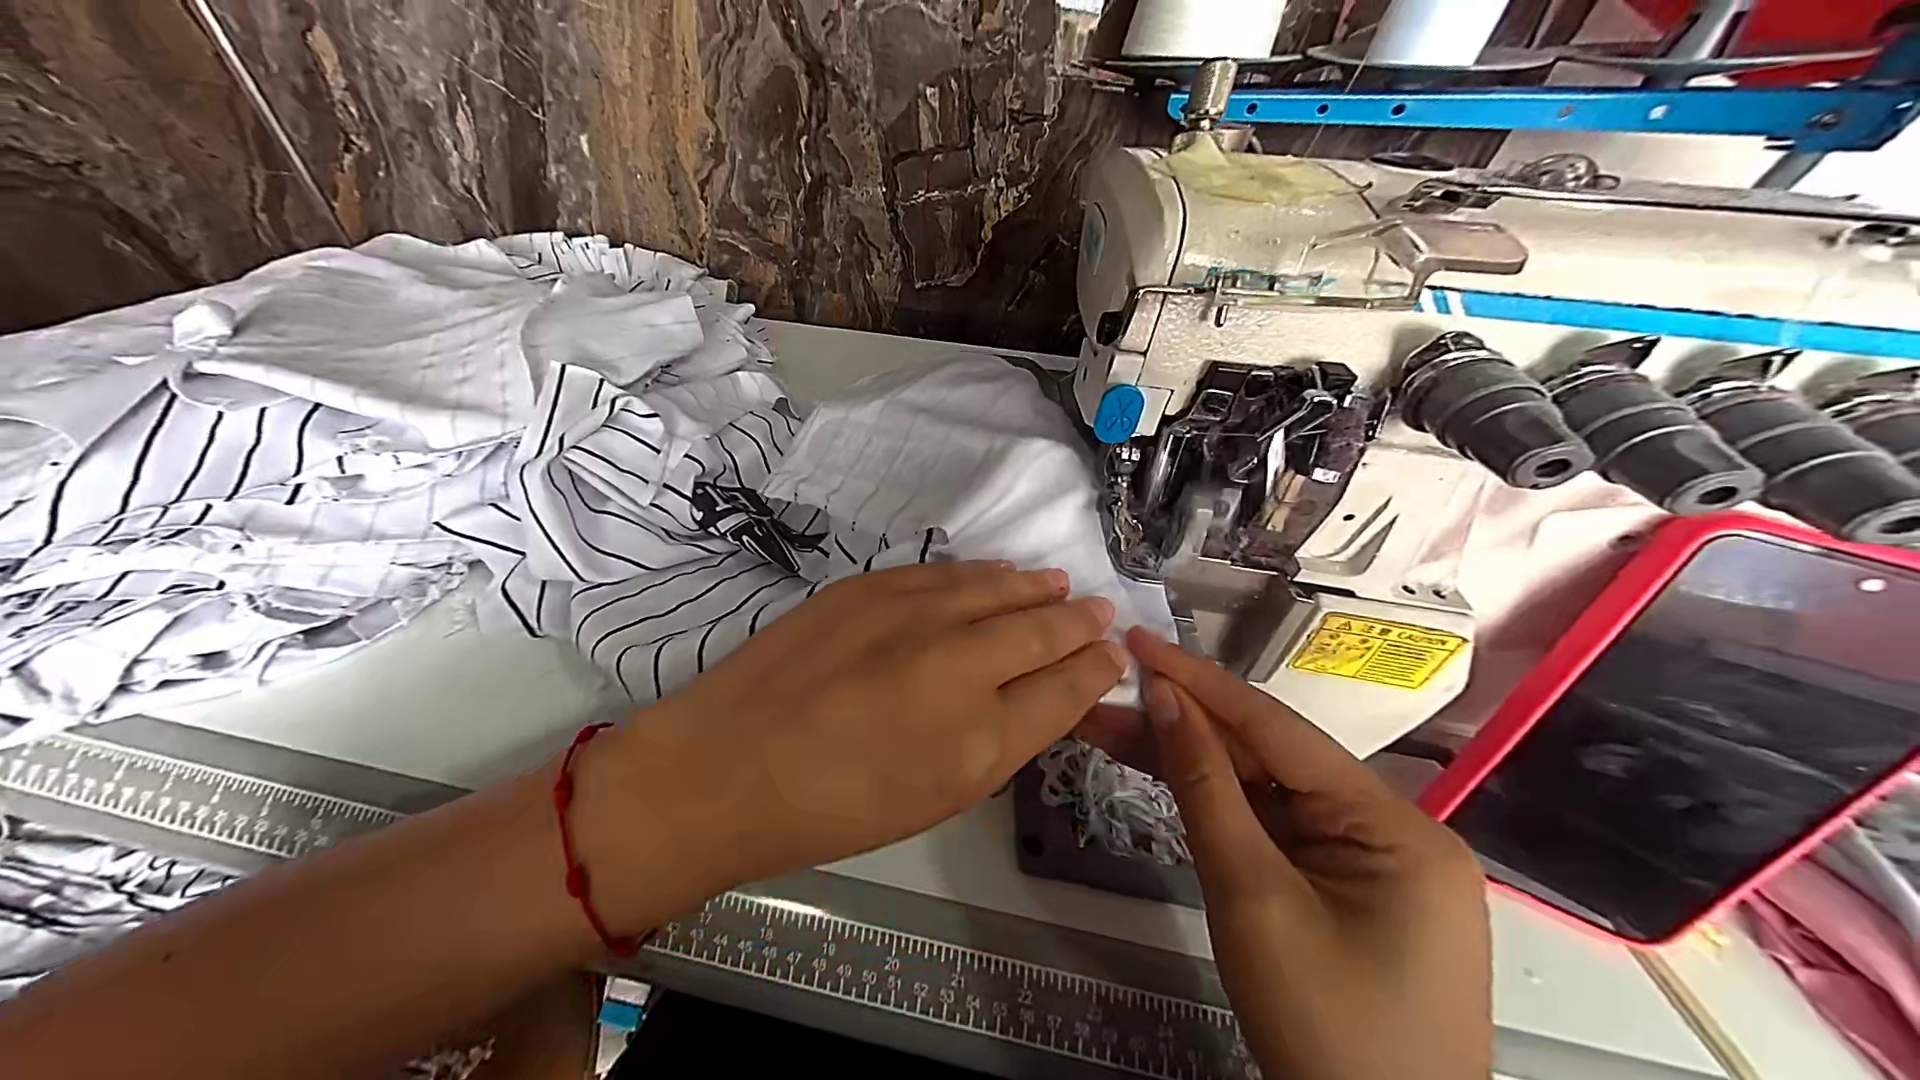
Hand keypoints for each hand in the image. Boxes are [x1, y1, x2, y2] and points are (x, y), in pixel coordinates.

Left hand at [574, 562, 1125, 923]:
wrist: (727, 767)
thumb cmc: (836, 806)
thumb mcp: (938, 795)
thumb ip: (1002, 740)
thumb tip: (1046, 695)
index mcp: (981, 737)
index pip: (1067, 687)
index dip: (1097, 668)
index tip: (1114, 655)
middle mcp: (959, 663)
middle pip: (1044, 629)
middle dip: (1081, 621)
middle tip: (1103, 613)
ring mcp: (913, 614)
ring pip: (1000, 588)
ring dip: (1037, 588)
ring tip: (1061, 586)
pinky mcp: (870, 585)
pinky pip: (948, 572)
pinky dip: (983, 574)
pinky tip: (997, 573)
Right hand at [1130, 628, 1492, 1079]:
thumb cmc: (1322, 1028)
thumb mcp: (1250, 898)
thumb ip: (1205, 788)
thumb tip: (1166, 699)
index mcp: (1394, 824)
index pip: (1278, 729)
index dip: (1201, 681)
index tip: (1141, 642)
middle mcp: (1390, 826)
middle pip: (1268, 757)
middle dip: (1184, 726)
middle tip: (1110, 695)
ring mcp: (1366, 856)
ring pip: (1264, 788)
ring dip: (1191, 761)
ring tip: (1116, 730)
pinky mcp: (1341, 881)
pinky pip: (1270, 824)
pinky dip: (1216, 802)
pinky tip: (1163, 771)